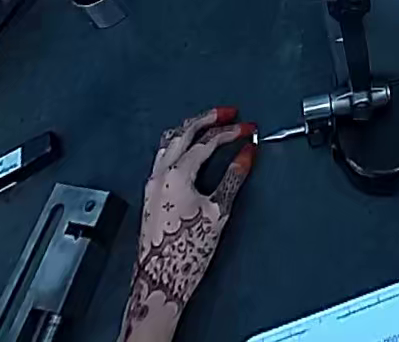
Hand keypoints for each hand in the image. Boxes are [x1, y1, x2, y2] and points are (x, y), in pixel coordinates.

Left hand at [118, 108, 256, 341]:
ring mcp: (152, 183)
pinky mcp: (150, 194)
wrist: (159, 285)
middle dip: (208, 118)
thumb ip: (234, 177)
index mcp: (177, 173)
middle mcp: (161, 173)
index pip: (208, 141)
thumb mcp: (218, 211)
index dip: (231, 132)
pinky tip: (188, 149)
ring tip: (208, 123)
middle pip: (185, 131)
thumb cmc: (186, 252)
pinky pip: (164, 154)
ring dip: (191, 128)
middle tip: (228, 113)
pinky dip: (179, 143)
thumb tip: (247, 153)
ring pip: (171, 141)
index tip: (247, 129)